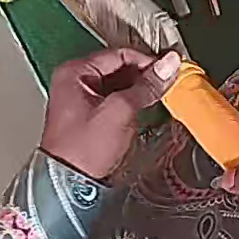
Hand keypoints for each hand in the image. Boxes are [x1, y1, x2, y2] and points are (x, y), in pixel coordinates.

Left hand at [40, 48, 180, 180]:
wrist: (69, 184)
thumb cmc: (84, 148)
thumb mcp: (120, 111)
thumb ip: (146, 86)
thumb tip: (169, 64)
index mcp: (74, 72)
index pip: (118, 54)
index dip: (146, 61)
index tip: (169, 70)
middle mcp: (74, 80)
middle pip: (118, 67)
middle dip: (144, 75)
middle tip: (167, 83)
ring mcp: (80, 98)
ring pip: (118, 83)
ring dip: (139, 89)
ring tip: (160, 96)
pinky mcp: (88, 115)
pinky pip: (114, 98)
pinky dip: (131, 101)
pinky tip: (145, 108)